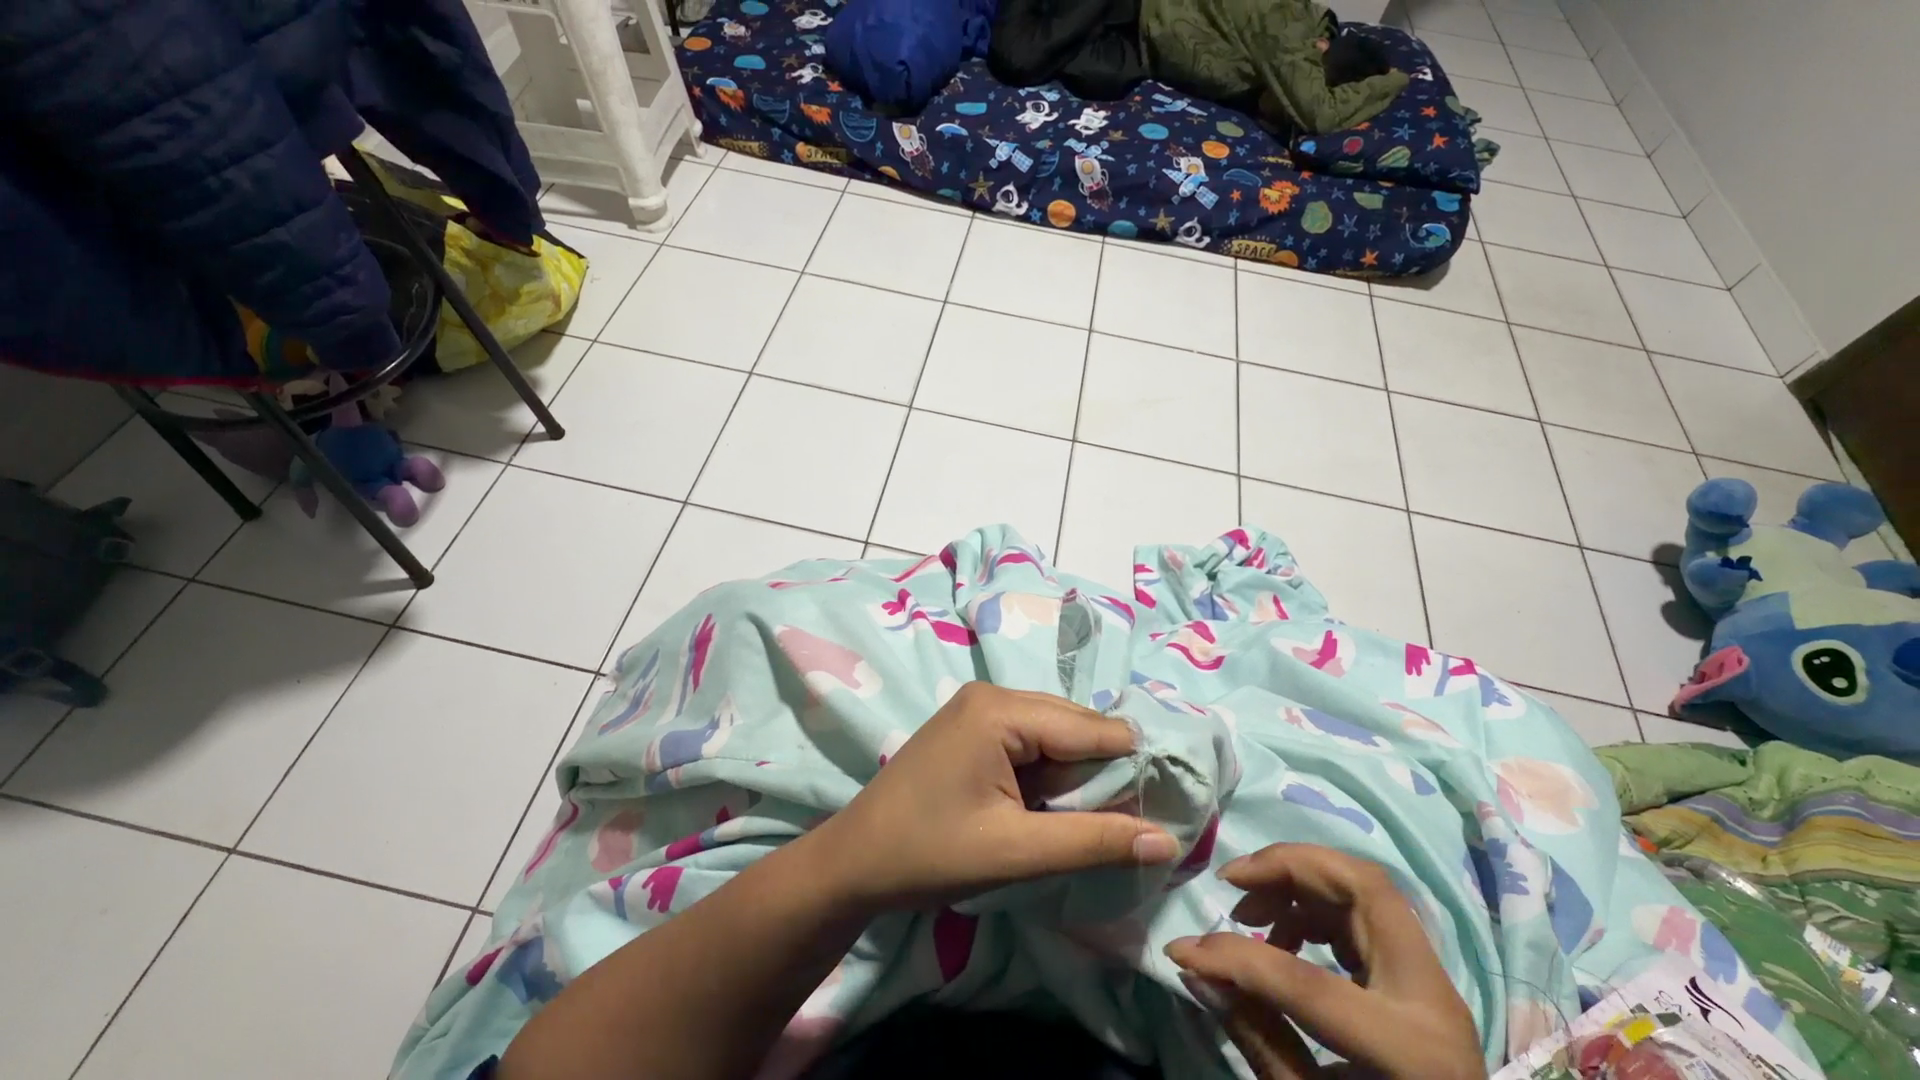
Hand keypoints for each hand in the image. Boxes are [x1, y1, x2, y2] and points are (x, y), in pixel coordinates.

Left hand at [809, 682, 1179, 910]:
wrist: (853, 863)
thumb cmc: (928, 854)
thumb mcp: (1016, 852)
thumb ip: (1093, 841)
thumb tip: (1167, 840)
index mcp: (1002, 710)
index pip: (1093, 730)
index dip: (1131, 771)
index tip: (1162, 813)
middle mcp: (993, 695)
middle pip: (1077, 727)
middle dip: (1103, 774)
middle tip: (1125, 826)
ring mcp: (980, 709)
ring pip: (1058, 736)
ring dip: (1076, 778)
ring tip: (1088, 823)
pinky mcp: (973, 729)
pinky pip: (1032, 743)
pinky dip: (1050, 775)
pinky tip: (1051, 809)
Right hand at [1165, 845, 1483, 1079]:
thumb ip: (1257, 1037)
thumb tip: (1198, 973)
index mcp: (1408, 1049)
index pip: (1308, 981)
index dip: (1235, 958)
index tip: (1182, 948)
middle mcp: (1434, 997)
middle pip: (1364, 887)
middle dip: (1290, 866)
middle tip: (1232, 879)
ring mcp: (1436, 981)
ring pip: (1367, 890)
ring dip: (1301, 885)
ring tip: (1251, 917)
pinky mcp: (1424, 977)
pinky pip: (1370, 915)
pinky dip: (1319, 908)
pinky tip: (1284, 936)